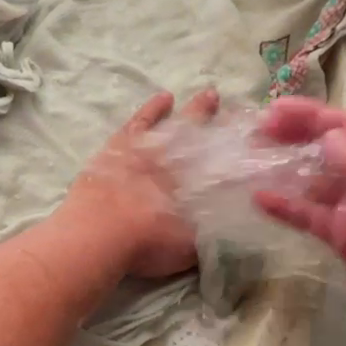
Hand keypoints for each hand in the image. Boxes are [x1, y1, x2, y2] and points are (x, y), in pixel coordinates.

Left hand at [59, 89, 219, 279]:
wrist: (96, 237)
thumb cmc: (144, 244)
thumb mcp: (186, 250)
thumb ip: (206, 240)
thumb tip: (226, 235)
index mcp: (190, 186)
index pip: (219, 162)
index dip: (234, 150)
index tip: (250, 136)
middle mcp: (171, 163)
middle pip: (198, 137)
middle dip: (217, 122)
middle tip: (233, 105)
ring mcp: (142, 152)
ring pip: (173, 124)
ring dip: (190, 111)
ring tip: (206, 95)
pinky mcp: (115, 149)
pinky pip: (139, 122)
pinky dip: (153, 110)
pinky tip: (163, 99)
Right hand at [255, 97, 345, 337]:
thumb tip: (327, 136)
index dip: (314, 117)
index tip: (276, 109)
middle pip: (329, 150)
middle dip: (296, 137)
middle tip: (259, 131)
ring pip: (315, 182)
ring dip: (287, 169)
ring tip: (252, 159)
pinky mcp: (344, 239)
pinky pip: (311, 217)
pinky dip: (287, 208)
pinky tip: (262, 199)